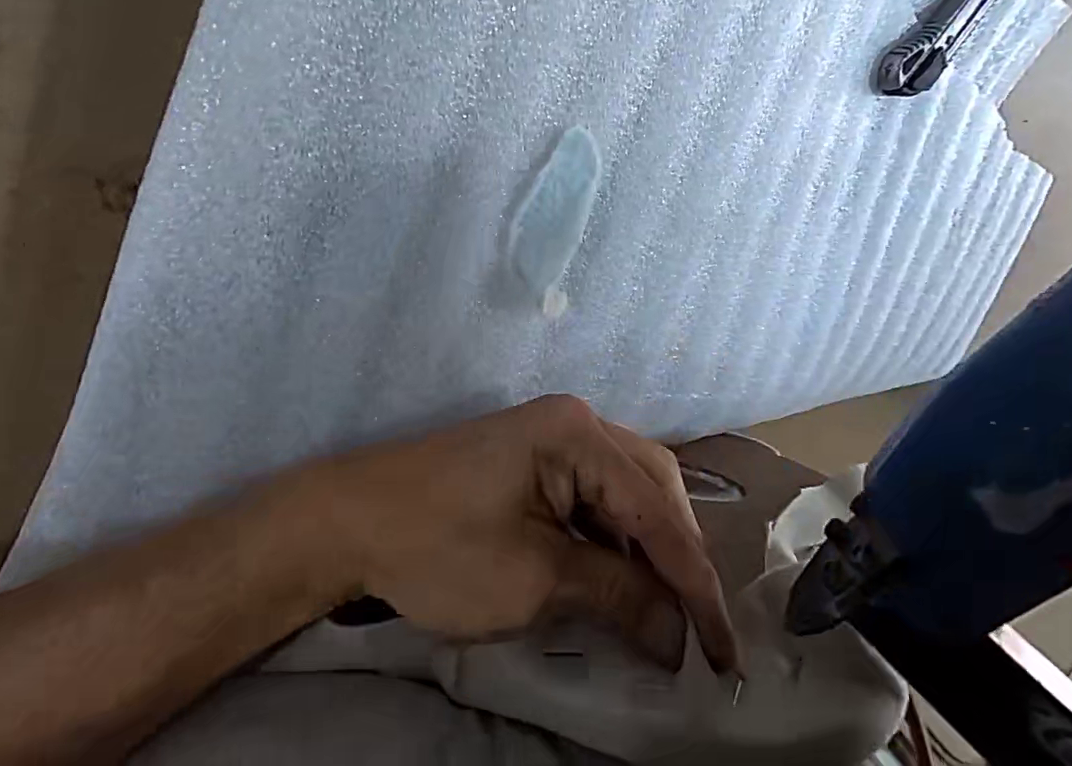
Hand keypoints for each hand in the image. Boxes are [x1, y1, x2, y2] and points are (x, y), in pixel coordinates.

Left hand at [297, 395, 740, 673]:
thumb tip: (676, 634)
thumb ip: (616, 597)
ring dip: (652, 549)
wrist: (348, 521)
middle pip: (654, 488)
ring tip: (670, 607)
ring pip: (632, 491)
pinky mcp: (543, 458)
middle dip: (679, 557)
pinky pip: (601, 496)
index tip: (723, 649)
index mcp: (579, 434)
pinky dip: (618, 539)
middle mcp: (581, 422)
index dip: (695, 584)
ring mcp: (560, 435)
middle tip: (700, 626)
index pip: (656, 513)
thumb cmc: (437, 547)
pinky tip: (624, 577)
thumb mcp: (533, 580)